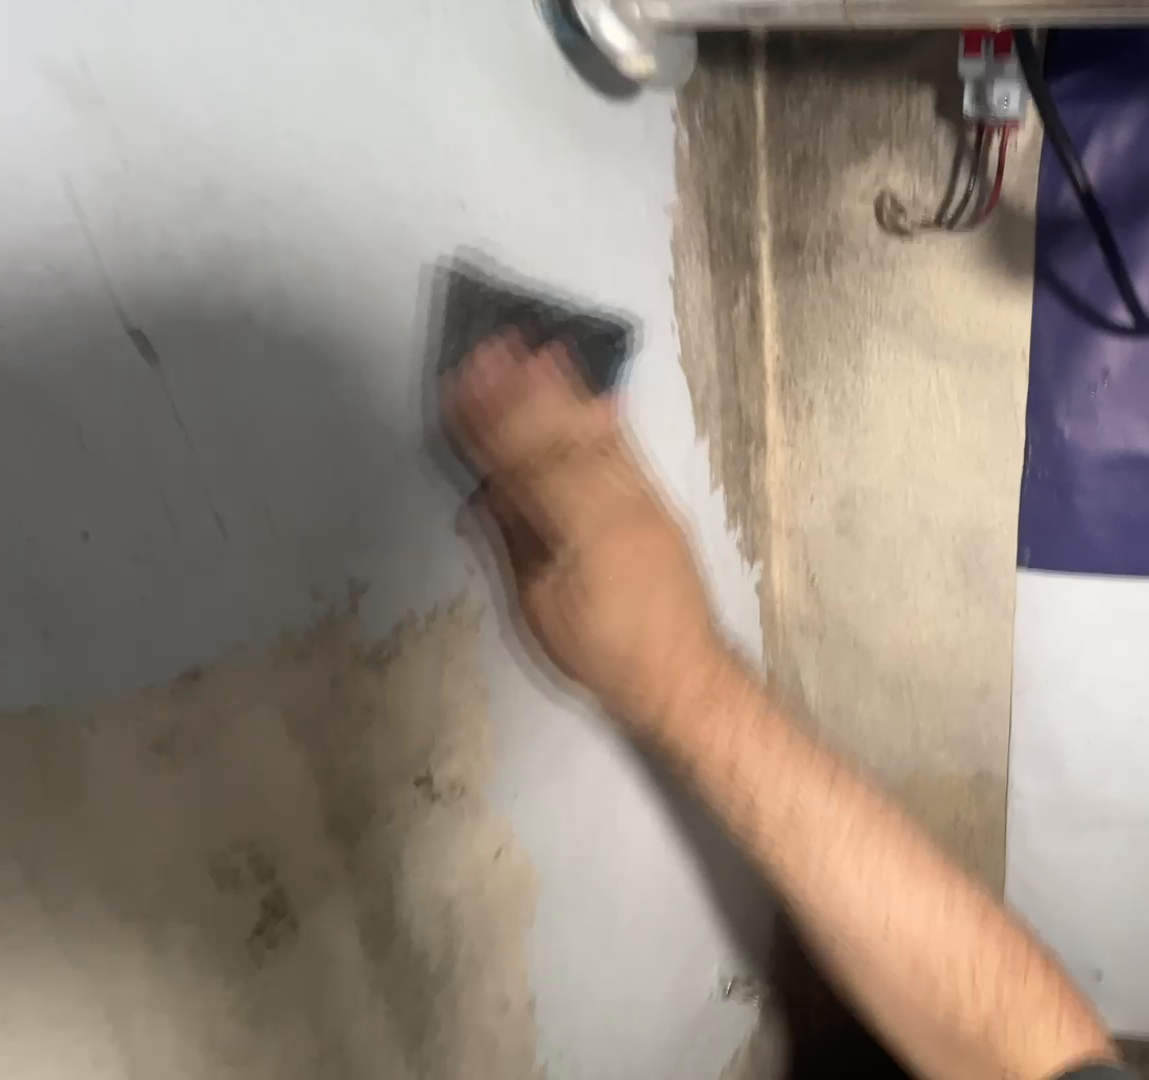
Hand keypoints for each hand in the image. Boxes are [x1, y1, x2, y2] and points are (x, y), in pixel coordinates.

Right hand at [445, 333, 726, 729]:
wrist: (683, 672)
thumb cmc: (604, 654)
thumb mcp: (540, 608)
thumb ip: (515, 540)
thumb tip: (488, 488)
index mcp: (584, 533)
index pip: (527, 465)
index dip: (493, 422)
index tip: (465, 380)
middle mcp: (623, 508)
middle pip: (566, 440)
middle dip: (528, 391)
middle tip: (500, 343)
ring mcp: (651, 506)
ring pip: (602, 440)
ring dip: (570, 393)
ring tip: (545, 349)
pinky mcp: (665, 511)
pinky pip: (634, 458)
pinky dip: (612, 423)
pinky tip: (602, 396)